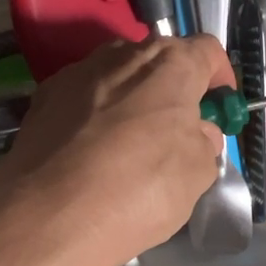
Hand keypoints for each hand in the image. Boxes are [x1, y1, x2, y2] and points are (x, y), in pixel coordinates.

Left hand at [0, 36, 233, 265]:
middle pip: (160, 61)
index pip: (208, 51)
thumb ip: (205, 143)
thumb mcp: (197, 174)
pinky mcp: (44, 96)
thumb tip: (197, 134)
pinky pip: (84, 98)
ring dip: (132, 100)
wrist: (48, 214)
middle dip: (174, 89)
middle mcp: (124, 53)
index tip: (220, 109)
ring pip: (119, 77)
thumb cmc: (139, 189)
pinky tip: (92, 154)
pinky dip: (95, 116)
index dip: (220, 78)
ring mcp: (79, 71)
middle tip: (178, 132)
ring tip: (131, 147)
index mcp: (171, 63)